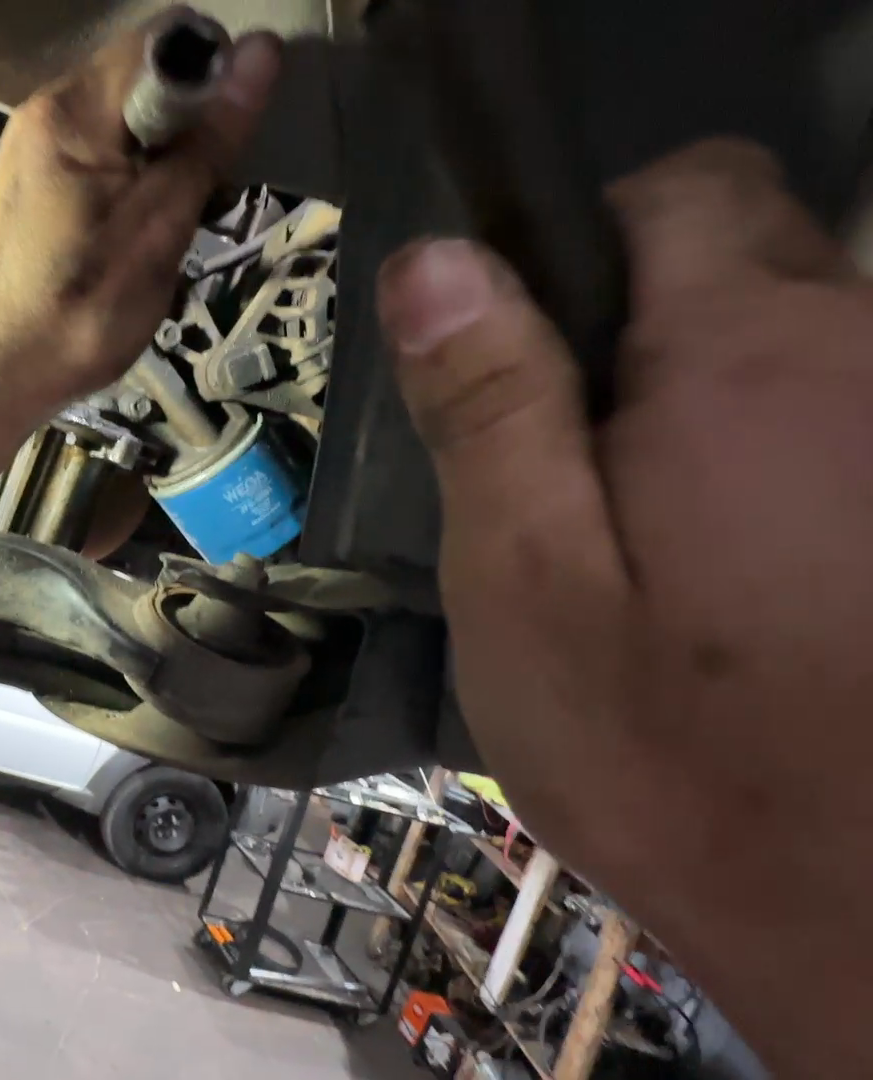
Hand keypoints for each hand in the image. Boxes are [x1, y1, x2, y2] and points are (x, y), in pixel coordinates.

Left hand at [0, 13, 279, 418]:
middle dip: (186, 128)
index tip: (227, 143)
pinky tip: (126, 238)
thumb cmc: (78, 311)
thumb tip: (261, 51)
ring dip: (158, 164)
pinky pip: (93, 162)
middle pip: (143, 81)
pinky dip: (124, 186)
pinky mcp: (27, 192)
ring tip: (161, 228)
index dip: (214, 78)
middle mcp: (41, 114)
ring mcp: (27, 154)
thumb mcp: (158, 227)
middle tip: (196, 198)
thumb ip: (208, 140)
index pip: (167, 41)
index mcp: (72, 109)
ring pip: (121, 127)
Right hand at [380, 139, 872, 1072]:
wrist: (867, 922)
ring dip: (681, 399)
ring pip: (790, 346)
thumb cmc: (657, 742)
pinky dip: (744, 450)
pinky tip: (700, 559)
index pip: (684, 193)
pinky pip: (829, 419)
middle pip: (746, 261)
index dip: (575, 238)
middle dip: (626, 328)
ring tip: (612, 523)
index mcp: (752, 364)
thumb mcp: (520, 572)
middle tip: (541, 466)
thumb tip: (433, 263)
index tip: (505, 345)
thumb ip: (487, 406)